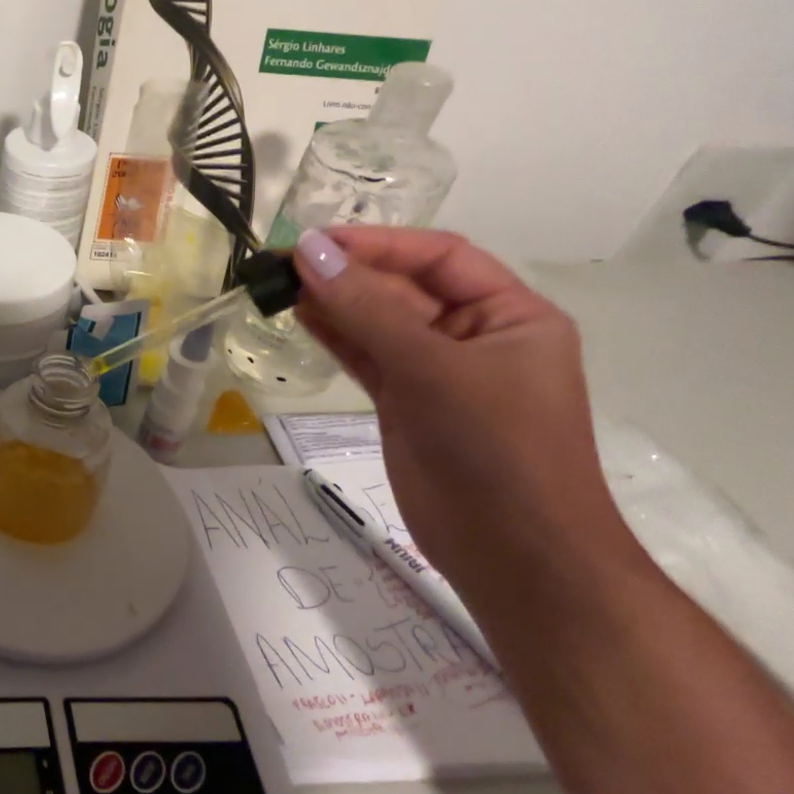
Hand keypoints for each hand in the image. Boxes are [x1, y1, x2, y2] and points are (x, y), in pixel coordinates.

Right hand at [290, 227, 634, 589]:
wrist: (515, 551)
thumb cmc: (496, 449)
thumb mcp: (434, 369)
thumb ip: (367, 310)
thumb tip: (309, 254)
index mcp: (510, 316)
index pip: (440, 258)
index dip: (378, 244)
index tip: (314, 241)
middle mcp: (474, 336)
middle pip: (403, 288)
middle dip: (347, 273)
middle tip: (282, 263)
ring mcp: (437, 372)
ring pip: (377, 322)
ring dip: (332, 301)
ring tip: (278, 285)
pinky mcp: (405, 403)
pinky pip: (365, 355)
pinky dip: (333, 335)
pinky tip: (298, 315)